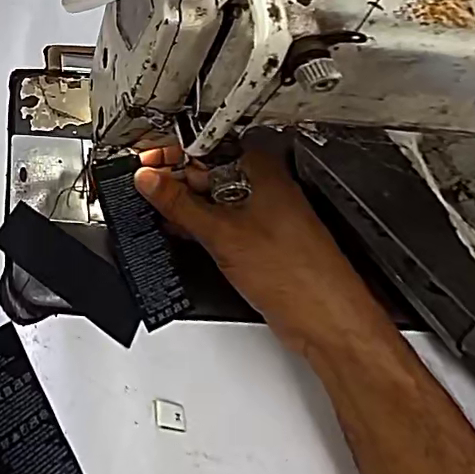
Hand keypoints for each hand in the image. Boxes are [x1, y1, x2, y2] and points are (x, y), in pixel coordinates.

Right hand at [134, 146, 370, 360]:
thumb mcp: (221, 234)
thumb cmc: (299, 275)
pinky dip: (198, 223)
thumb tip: (150, 181)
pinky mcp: (260, 239)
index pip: (204, 149)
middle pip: (206, 171)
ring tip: (154, 208)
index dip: (170, 154)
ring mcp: (263, 213)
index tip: (145, 163)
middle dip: (173, 178)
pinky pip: (221, 221)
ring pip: (213, 198)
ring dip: (183, 204)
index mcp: (260, 168)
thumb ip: (179, 204)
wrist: (331, 325)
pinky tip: (179, 229)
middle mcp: (263, 186)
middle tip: (143, 187)